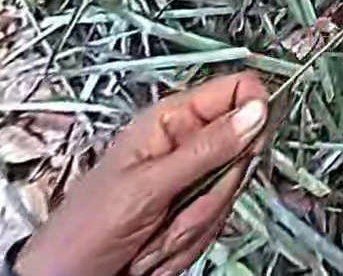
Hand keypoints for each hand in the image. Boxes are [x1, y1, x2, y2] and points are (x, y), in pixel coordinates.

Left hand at [17, 72, 269, 275]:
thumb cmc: (83, 234)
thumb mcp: (146, 187)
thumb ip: (206, 149)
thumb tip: (259, 109)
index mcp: (174, 118)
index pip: (239, 90)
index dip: (255, 113)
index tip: (250, 148)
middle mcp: (188, 141)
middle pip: (241, 147)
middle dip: (213, 191)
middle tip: (177, 211)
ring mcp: (191, 177)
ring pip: (230, 189)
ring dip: (196, 223)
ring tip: (155, 240)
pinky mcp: (191, 210)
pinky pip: (217, 219)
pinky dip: (190, 243)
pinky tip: (156, 252)